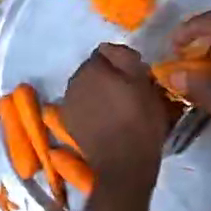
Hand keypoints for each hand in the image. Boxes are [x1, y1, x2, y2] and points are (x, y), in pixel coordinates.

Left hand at [60, 43, 175, 189]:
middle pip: (93, 70)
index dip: (122, 62)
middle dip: (107, 76)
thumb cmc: (140, 121)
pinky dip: (90, 107)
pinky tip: (104, 119)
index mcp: (92, 68)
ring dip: (97, 91)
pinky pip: (81, 105)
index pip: (105, 52)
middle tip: (127, 91)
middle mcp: (74, 80)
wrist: (123, 162)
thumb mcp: (144, 84)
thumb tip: (109, 48)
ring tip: (116, 107)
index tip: (136, 76)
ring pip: (85, 87)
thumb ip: (125, 58)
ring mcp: (67, 101)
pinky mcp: (67, 120)